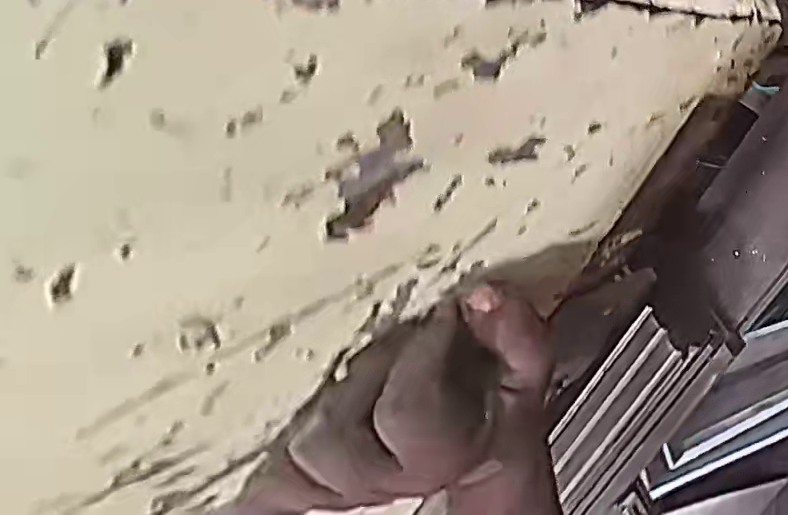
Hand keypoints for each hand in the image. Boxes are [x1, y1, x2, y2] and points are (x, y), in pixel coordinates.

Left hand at [229, 285, 552, 514]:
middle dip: (374, 366)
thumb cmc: (499, 404)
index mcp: (441, 452)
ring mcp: (332, 495)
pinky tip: (307, 412)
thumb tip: (481, 293)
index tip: (448, 310)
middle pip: (333, 430)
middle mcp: (380, 482)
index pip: (405, 406)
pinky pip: (258, 485)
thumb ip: (518, 331)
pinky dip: (272, 448)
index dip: (425, 347)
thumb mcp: (529, 367)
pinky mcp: (296, 497)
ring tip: (370, 366)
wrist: (477, 451)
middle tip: (407, 334)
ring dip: (329, 397)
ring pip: (290, 451)